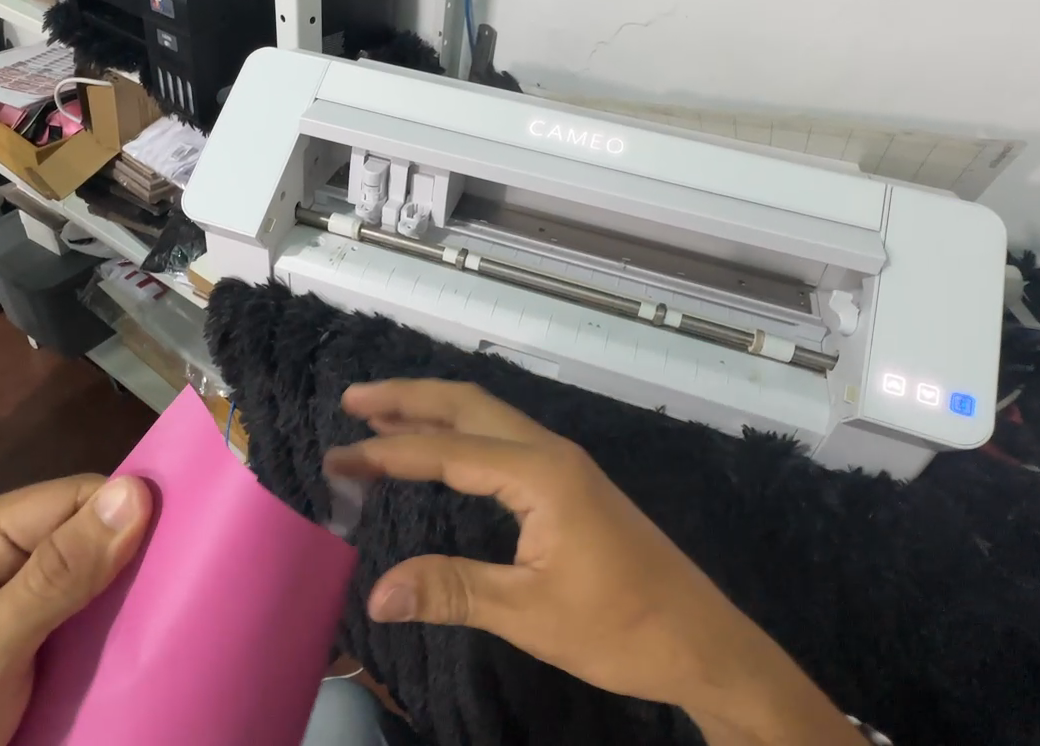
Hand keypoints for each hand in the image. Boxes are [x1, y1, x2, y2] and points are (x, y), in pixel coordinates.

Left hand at [0, 474, 151, 745]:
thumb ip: (54, 577)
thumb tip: (137, 490)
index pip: (74, 497)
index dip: (126, 517)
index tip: (176, 552)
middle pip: (86, 528)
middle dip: (127, 556)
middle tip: (172, 591)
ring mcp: (9, 593)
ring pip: (93, 568)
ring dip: (123, 592)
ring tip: (162, 613)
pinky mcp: (27, 632)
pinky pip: (85, 607)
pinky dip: (111, 621)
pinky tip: (132, 635)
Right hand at [324, 380, 861, 745]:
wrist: (702, 640)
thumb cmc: (619, 628)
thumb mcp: (530, 614)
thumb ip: (452, 591)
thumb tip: (376, 593)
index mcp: (540, 473)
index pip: (447, 450)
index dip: (387, 453)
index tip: (338, 457)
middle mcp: (549, 451)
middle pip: (467, 405)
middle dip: (408, 399)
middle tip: (353, 401)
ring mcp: (562, 462)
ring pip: (487, 415)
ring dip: (433, 410)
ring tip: (380, 413)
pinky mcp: (569, 480)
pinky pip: (502, 437)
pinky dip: (460, 431)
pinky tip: (443, 447)